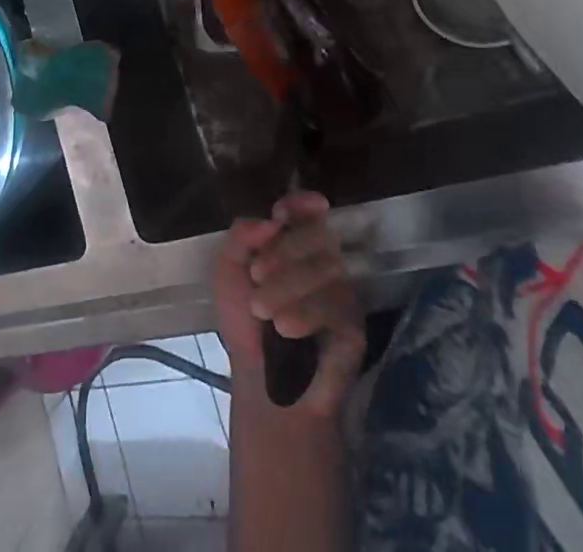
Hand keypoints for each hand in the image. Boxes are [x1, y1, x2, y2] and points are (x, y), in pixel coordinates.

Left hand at [212, 191, 365, 416]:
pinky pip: (338, 305)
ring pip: (328, 268)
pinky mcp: (354, 324)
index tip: (284, 212)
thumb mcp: (228, 273)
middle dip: (285, 251)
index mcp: (291, 244)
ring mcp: (342, 290)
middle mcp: (322, 261)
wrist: (260, 378)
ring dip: (288, 287)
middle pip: (318, 235)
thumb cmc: (244, 322)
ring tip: (264, 312)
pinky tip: (287, 328)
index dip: (301, 205)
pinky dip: (307, 313)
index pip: (307, 213)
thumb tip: (270, 220)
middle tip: (256, 276)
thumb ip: (241, 238)